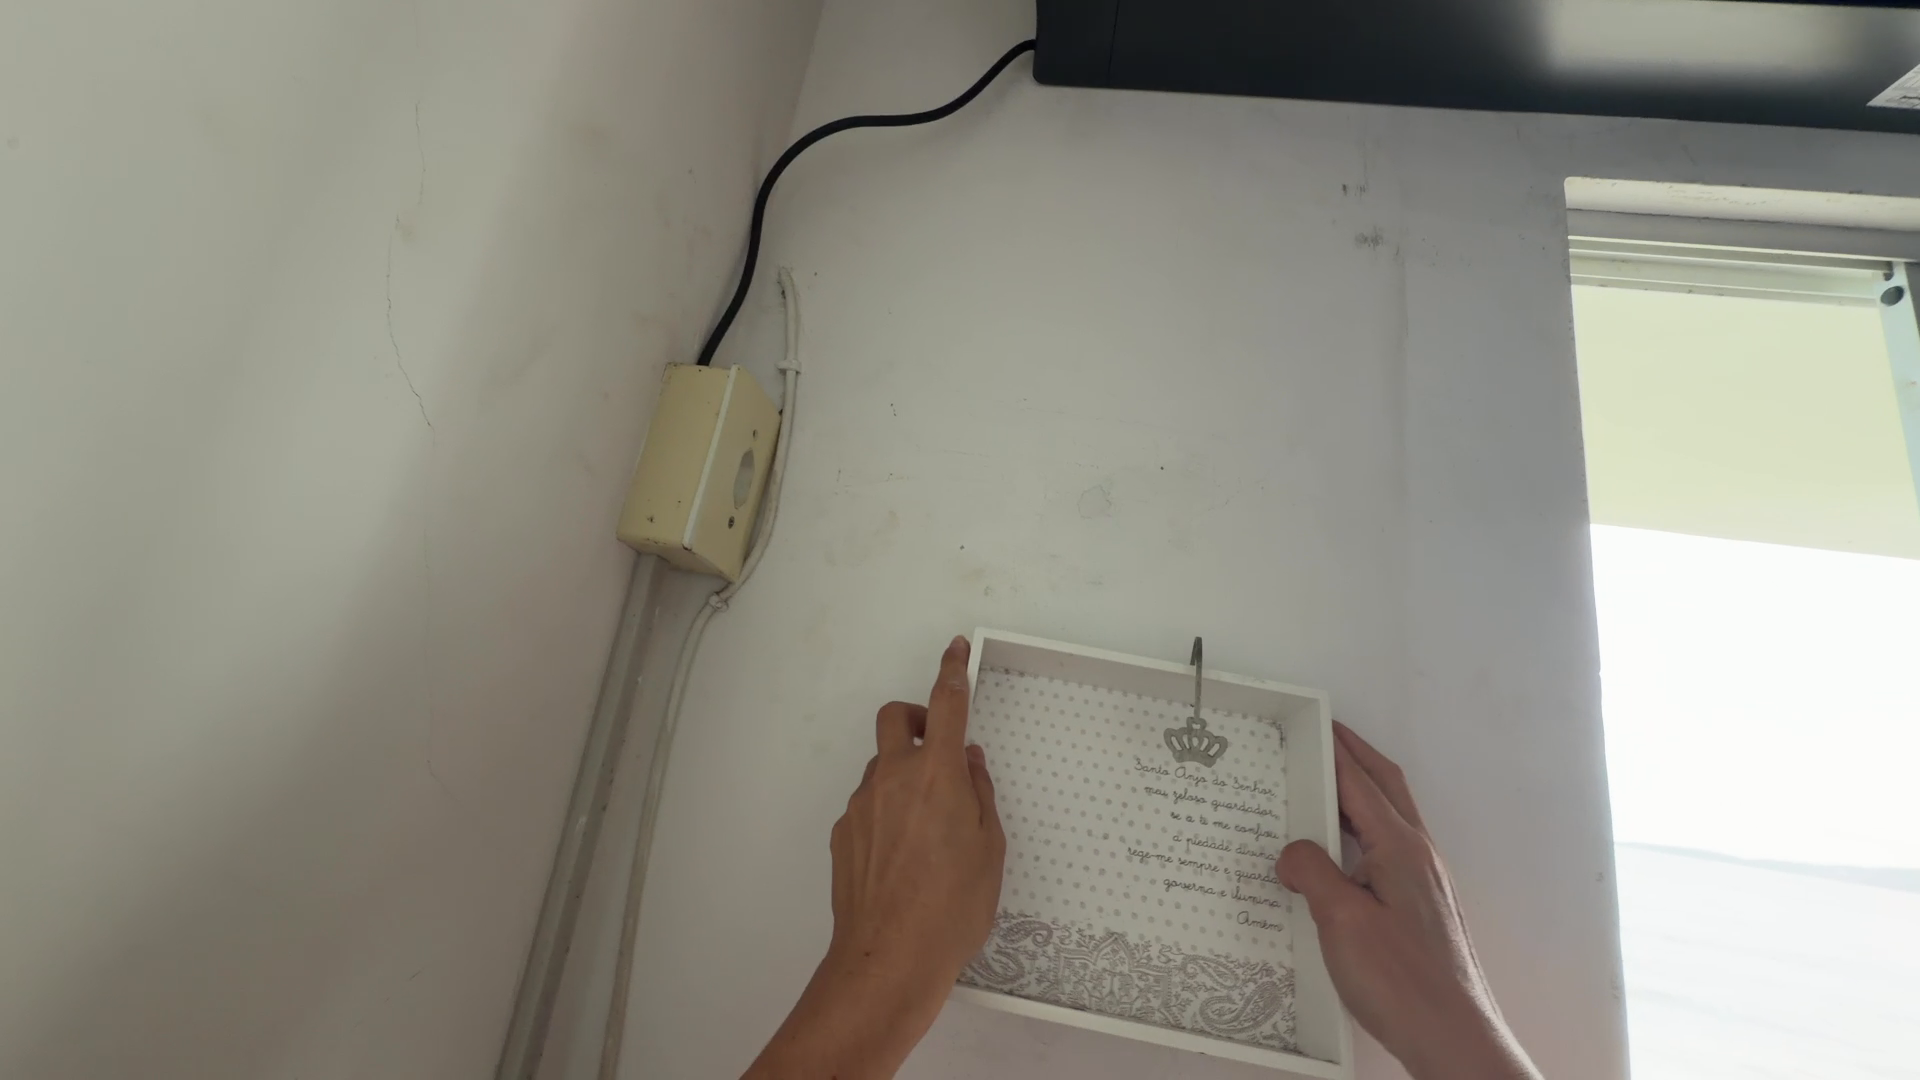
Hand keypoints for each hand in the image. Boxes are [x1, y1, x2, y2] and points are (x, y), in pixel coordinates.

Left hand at [744, 636, 1004, 1079]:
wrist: (888, 960)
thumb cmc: (953, 906)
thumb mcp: (990, 849)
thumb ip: (980, 793)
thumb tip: (970, 762)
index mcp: (938, 773)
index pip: (947, 703)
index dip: (952, 669)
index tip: (955, 649)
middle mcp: (894, 775)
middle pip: (895, 716)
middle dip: (916, 717)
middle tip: (937, 750)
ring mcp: (862, 802)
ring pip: (880, 763)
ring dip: (902, 772)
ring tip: (925, 825)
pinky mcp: (843, 830)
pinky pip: (867, 802)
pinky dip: (885, 808)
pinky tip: (901, 855)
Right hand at [1278, 723, 1541, 1079]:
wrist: (1457, 1045)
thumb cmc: (1400, 980)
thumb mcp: (1342, 920)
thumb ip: (1312, 870)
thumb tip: (1292, 852)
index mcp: (1400, 848)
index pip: (1360, 782)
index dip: (1334, 750)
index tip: (1310, 723)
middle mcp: (1418, 856)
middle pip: (1386, 787)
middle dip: (1356, 754)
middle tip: (1323, 734)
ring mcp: (1424, 882)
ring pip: (1388, 815)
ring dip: (1358, 789)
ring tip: (1320, 781)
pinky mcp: (1420, 906)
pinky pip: (1385, 845)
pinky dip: (1359, 824)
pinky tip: (1336, 846)